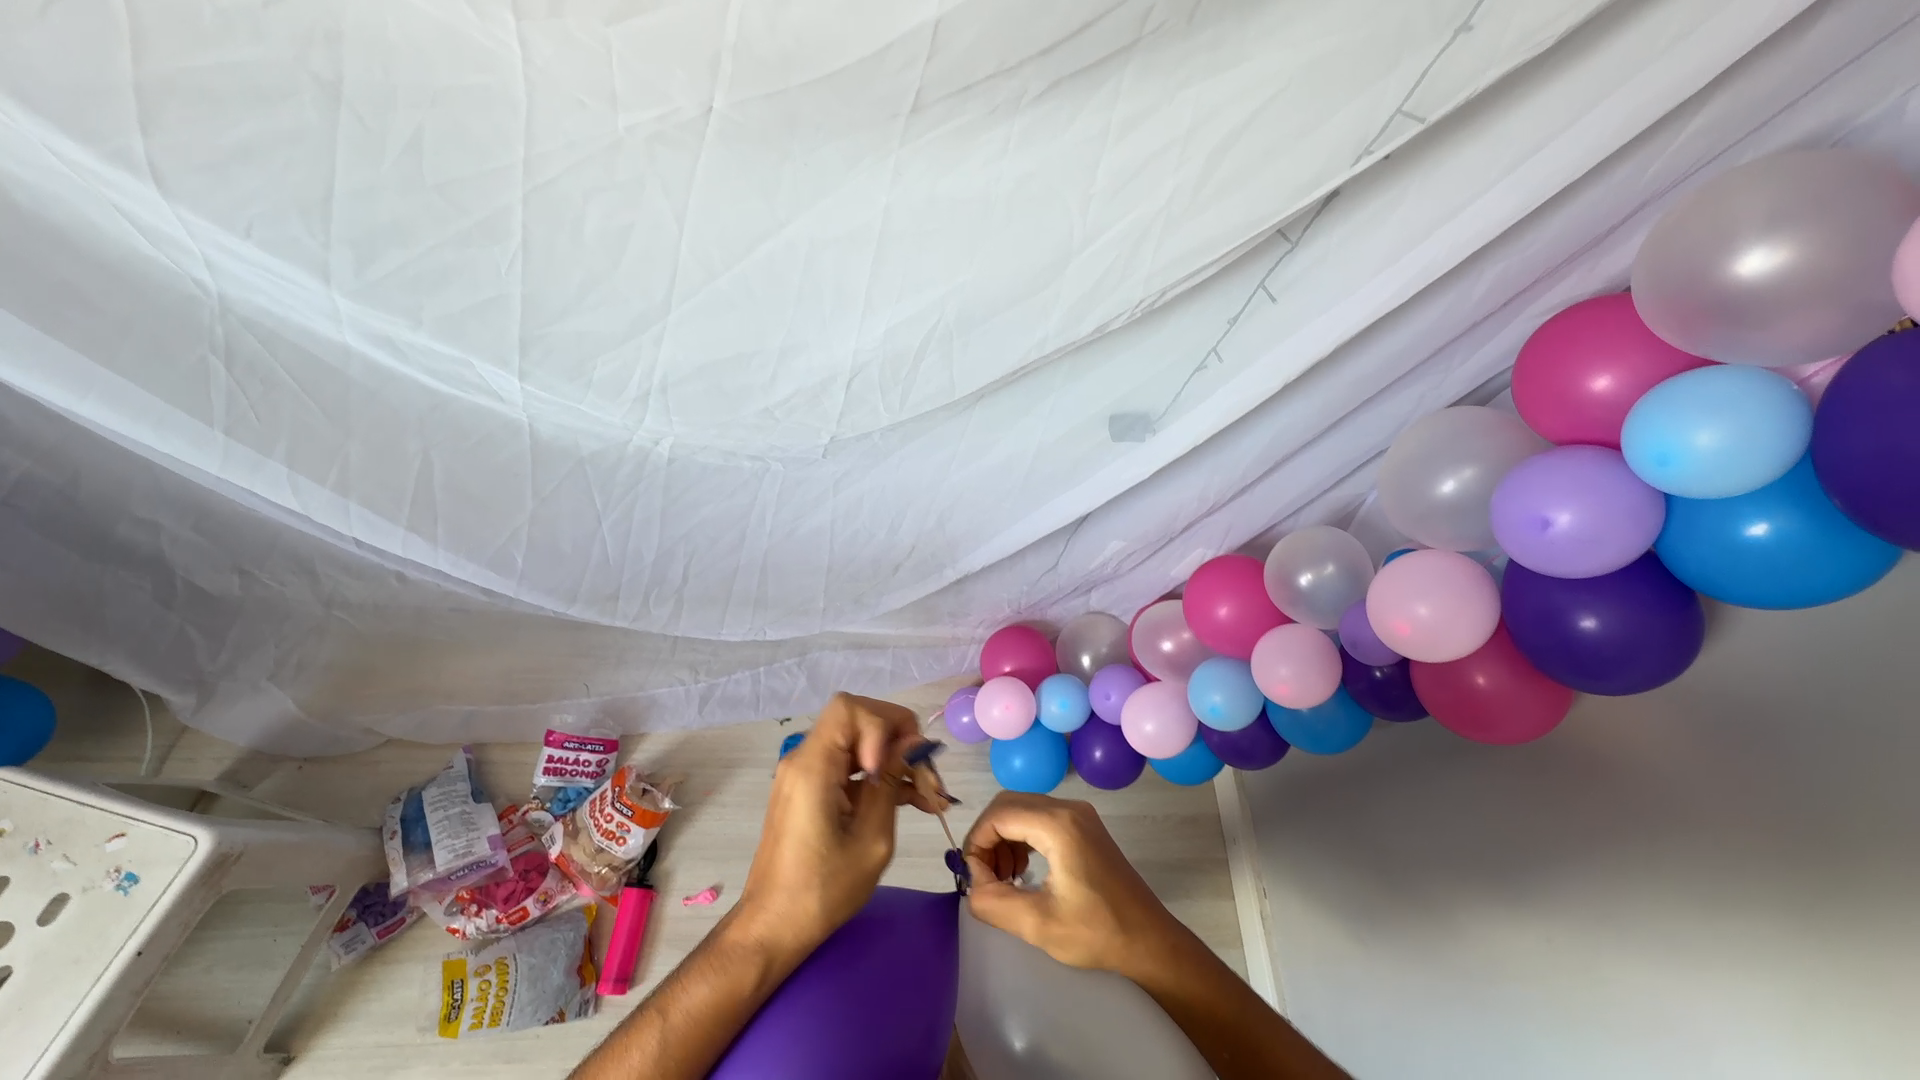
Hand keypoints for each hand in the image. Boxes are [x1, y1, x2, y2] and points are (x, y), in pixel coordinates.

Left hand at [735, 693, 928, 954]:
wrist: (774, 926)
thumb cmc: (823, 889)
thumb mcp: (872, 838)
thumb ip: (891, 782)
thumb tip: (911, 745)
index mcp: (812, 766)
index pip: (850, 708)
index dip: (882, 725)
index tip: (894, 766)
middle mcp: (804, 760)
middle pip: (858, 721)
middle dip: (899, 742)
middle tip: (929, 780)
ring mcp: (806, 775)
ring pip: (860, 745)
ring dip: (896, 762)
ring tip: (932, 798)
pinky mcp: (811, 791)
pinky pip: (850, 767)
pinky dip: (880, 777)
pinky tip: (913, 802)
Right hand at [963, 793, 1185, 977]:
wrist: (1149, 940)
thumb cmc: (1096, 932)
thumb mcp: (1037, 924)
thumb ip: (992, 901)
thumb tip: (972, 884)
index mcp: (1058, 824)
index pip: (997, 815)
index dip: (976, 844)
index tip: (975, 879)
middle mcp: (1068, 808)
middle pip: (1008, 806)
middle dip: (988, 839)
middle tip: (985, 877)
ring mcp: (1080, 815)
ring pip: (1022, 810)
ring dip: (1003, 839)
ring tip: (1003, 879)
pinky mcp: (1085, 827)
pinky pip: (1039, 819)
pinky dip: (1022, 839)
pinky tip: (1023, 872)